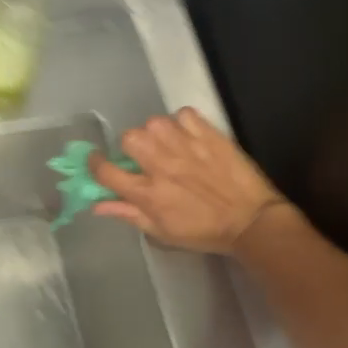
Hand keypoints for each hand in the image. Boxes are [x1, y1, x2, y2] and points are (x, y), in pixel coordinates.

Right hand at [90, 108, 289, 255]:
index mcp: (148, 194)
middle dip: (129, 146)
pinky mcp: (209, 135)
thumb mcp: (162, 232)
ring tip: (165, 143)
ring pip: (154, 123)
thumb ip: (129, 214)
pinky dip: (181, 122)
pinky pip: (184, 114)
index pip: (107, 172)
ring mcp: (187, 147)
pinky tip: (186, 135)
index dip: (96, 164)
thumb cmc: (204, 232)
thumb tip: (98, 204)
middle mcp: (163, 166)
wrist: (251, 222)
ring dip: (154, 133)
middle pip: (129, 139)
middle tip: (141, 155)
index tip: (98, 162)